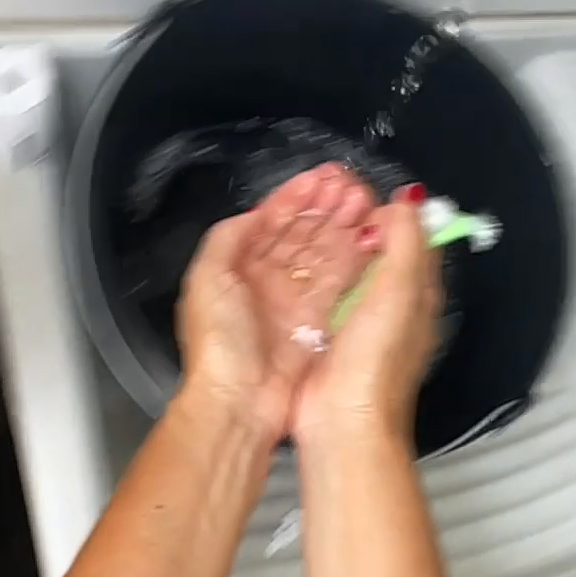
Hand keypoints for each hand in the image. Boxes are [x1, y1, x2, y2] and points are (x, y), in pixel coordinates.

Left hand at [176, 164, 375, 436]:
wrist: (237, 400)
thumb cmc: (218, 339)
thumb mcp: (207, 278)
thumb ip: (228, 238)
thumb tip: (257, 213)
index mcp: (237, 267)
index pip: (270, 222)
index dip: (296, 197)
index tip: (324, 176)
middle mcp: (267, 280)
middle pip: (300, 233)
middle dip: (325, 206)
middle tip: (353, 183)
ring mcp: (294, 300)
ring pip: (322, 252)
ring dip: (342, 224)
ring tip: (364, 199)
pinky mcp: (317, 321)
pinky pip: (338, 281)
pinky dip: (353, 255)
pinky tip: (368, 233)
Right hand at [293, 193, 441, 446]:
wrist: (341, 420)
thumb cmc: (375, 360)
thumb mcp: (400, 289)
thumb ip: (405, 241)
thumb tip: (409, 198)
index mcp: (419, 293)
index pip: (414, 238)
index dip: (392, 211)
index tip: (360, 189)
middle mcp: (392, 306)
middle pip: (379, 252)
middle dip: (358, 224)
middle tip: (327, 199)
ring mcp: (359, 323)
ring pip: (349, 271)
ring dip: (333, 247)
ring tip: (307, 222)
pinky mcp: (328, 337)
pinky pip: (324, 294)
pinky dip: (314, 276)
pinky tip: (294, 265)